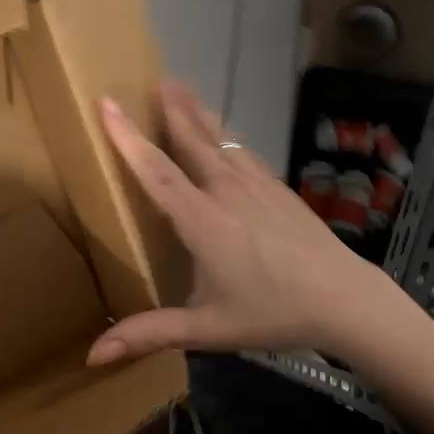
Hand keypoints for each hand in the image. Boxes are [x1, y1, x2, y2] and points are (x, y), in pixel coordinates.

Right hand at [87, 80, 406, 363]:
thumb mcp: (207, 329)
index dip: (128, 137)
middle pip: (192, 141)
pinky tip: (224, 133)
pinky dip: (225, 134)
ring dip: (198, 113)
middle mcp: (228, 191)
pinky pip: (242, 151)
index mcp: (203, 221)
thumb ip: (150, 333)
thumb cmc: (271, 312)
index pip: (156, 172)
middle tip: (152, 78)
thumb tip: (92, 355)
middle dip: (171, 108)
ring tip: (182, 88)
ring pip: (220, 139)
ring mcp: (257, 183)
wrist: (340, 294)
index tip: (108, 104)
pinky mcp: (277, 185)